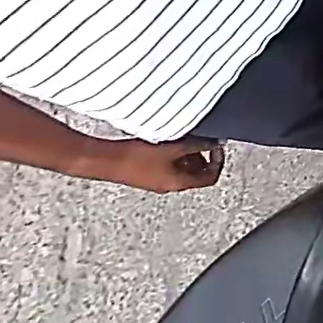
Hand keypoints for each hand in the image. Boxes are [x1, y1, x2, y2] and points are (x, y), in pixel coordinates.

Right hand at [78, 137, 221, 192]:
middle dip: (204, 155)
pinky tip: (170, 140)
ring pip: (183, 168)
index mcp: (179, 183)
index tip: (219, 145)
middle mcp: (169, 185)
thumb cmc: (136, 157)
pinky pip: (168, 165)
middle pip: (197, 173)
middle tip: (203, 139)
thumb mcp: (174, 148)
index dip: (218, 161)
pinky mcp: (146, 174)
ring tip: (186, 137)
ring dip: (189, 154)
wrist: (103, 160)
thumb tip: (216, 142)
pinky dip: (175, 154)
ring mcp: (157, 180)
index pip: (210, 178)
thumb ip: (199, 145)